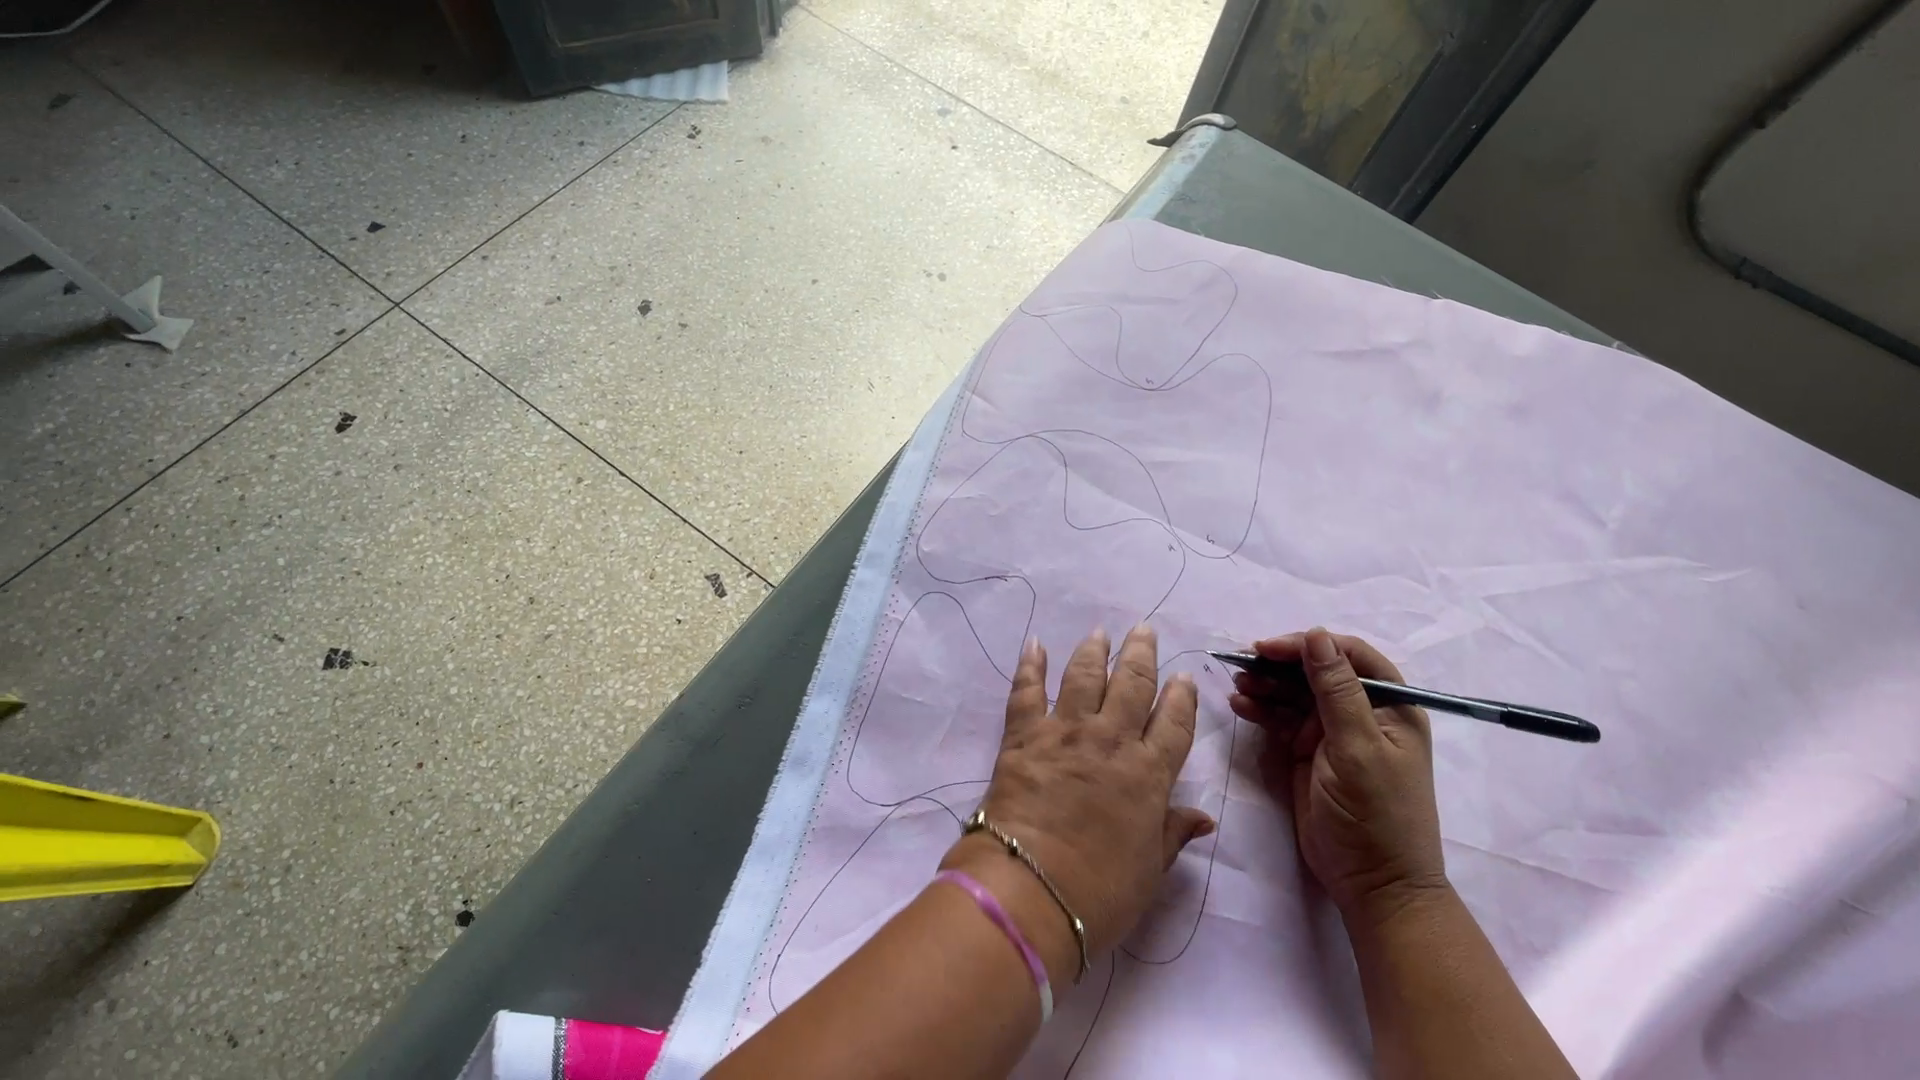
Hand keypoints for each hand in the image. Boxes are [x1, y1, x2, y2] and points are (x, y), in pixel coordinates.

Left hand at [948, 625, 1214, 965]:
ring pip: (1084, 677)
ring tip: (1100, 632)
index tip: (1184, 676)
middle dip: (1141, 655)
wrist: (1030, 889)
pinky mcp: (1023, 736)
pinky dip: (1031, 665)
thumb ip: (1173, 833)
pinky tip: (1035, 644)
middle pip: (1132, 685)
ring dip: (1094, 651)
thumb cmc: (1099, 893)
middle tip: (1144, 630)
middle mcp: (1111, 742)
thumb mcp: (1150, 870)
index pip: (1173, 724)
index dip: (1181, 698)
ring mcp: (1065, 733)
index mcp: (1149, 775)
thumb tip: (1204, 817)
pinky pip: (1027, 691)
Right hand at [1228, 627, 1446, 924]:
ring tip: (1237, 687)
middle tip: (1242, 666)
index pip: (1349, 656)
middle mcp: (1363, 713)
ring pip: (1295, 695)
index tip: (1268, 648)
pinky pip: (1282, 721)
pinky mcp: (1309, 754)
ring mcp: (1334, 734)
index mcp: (1391, 706)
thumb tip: (1317, 634)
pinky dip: (1261, 711)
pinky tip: (1240, 706)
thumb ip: (1336, 690)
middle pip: (1317, 673)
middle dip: (1280, 666)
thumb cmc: (1376, 813)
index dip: (1309, 645)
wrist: (1373, 883)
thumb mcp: (1357, 747)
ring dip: (1266, 687)